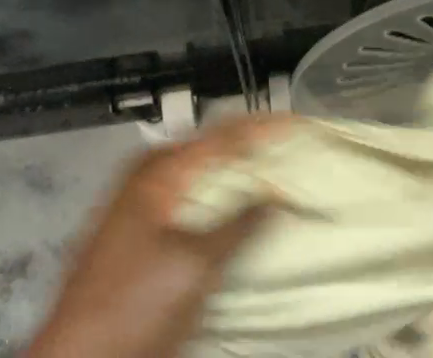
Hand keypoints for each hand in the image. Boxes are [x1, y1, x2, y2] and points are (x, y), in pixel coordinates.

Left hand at [23, 114, 289, 357]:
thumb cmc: (129, 307)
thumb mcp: (194, 265)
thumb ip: (240, 222)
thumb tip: (280, 194)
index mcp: (158, 169)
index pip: (225, 131)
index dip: (267, 127)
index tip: (304, 128)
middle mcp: (149, 177)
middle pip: (214, 150)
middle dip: (257, 151)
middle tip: (297, 157)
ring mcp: (144, 207)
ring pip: (205, 178)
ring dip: (242, 181)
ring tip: (281, 186)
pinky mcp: (146, 237)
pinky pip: (194, 205)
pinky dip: (224, 207)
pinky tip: (247, 222)